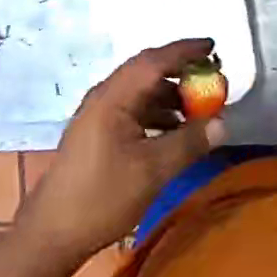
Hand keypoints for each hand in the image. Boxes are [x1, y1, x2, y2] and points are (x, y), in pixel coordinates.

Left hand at [18, 38, 226, 265]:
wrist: (54, 230)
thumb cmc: (103, 196)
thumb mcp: (153, 170)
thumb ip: (189, 142)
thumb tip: (222, 123)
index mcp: (113, 98)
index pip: (153, 61)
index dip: (184, 51)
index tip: (213, 46)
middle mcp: (103, 98)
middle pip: (146, 72)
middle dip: (180, 72)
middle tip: (211, 77)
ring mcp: (97, 115)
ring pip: (140, 93)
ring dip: (170, 96)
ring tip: (200, 109)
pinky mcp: (97, 133)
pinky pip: (133, 111)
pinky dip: (157, 114)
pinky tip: (175, 132)